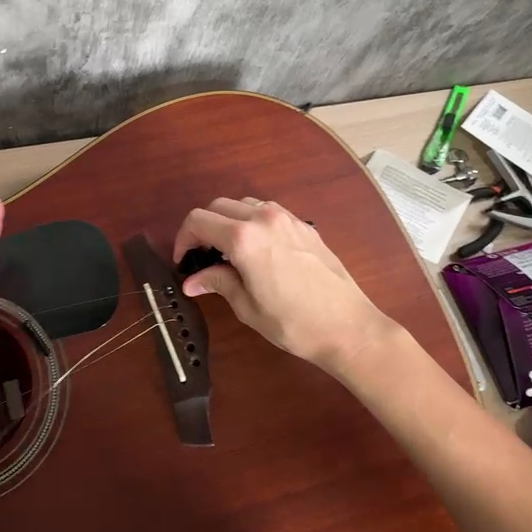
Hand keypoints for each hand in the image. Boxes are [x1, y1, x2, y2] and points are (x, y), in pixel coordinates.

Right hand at [173, 197, 406, 375]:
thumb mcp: (248, 307)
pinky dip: (251, 222)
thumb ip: (218, 283)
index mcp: (244, 239)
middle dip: (203, 228)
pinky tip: (256, 250)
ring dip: (227, 221)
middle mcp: (263, 218)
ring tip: (227, 253)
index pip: (198, 221)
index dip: (183, 239)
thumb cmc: (294, 323)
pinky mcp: (303, 225)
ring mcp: (286, 218)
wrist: (348, 326)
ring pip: (243, 204)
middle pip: (218, 207)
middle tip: (200, 258)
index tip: (183, 261)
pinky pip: (266, 211)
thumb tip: (191, 281)